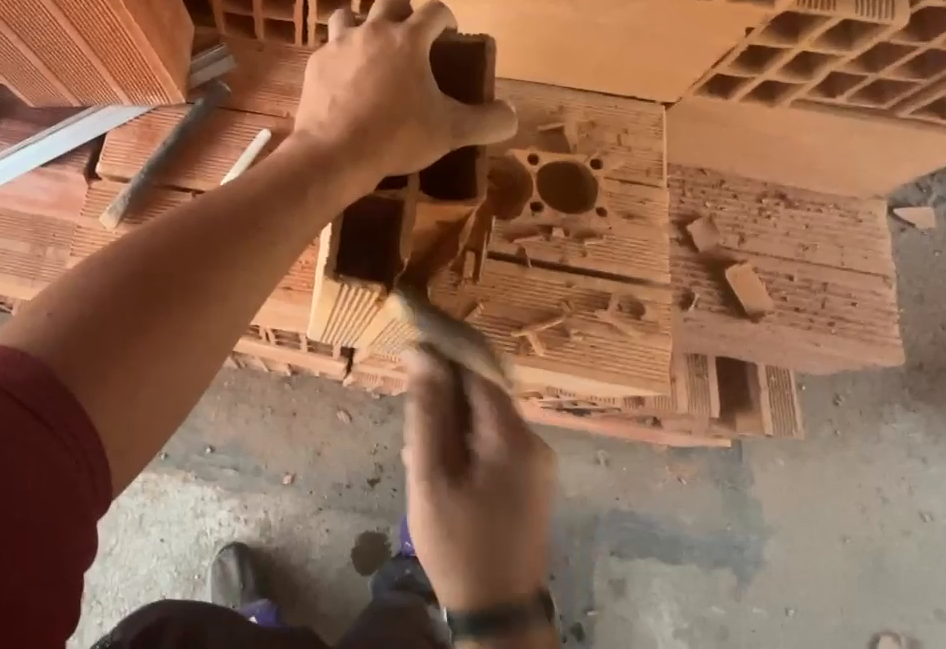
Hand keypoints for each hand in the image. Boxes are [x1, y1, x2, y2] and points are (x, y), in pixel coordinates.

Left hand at [287, 0, 516, 195]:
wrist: (335, 153)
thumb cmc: (397, 136)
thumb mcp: (452, 132)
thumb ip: (489, 121)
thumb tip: (512, 115)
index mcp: (409, 39)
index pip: (435, 9)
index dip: (447, 18)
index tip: (450, 34)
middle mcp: (372, 31)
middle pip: (390, 0)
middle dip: (404, 11)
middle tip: (411, 36)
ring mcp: (339, 45)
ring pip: (349, 15)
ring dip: (363, 25)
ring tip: (372, 48)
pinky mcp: (315, 65)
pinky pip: (328, 49)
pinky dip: (339, 57)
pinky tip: (344, 79)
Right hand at [403, 347, 553, 612]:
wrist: (498, 612)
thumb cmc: (458, 545)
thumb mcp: (430, 475)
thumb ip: (427, 410)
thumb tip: (420, 351)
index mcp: (512, 436)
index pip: (476, 367)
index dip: (442, 347)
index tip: (409, 334)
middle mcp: (533, 440)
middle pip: (482, 390)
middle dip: (442, 391)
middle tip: (410, 417)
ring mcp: (536, 461)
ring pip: (485, 415)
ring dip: (450, 418)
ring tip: (421, 451)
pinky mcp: (531, 478)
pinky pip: (493, 438)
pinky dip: (464, 438)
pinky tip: (441, 464)